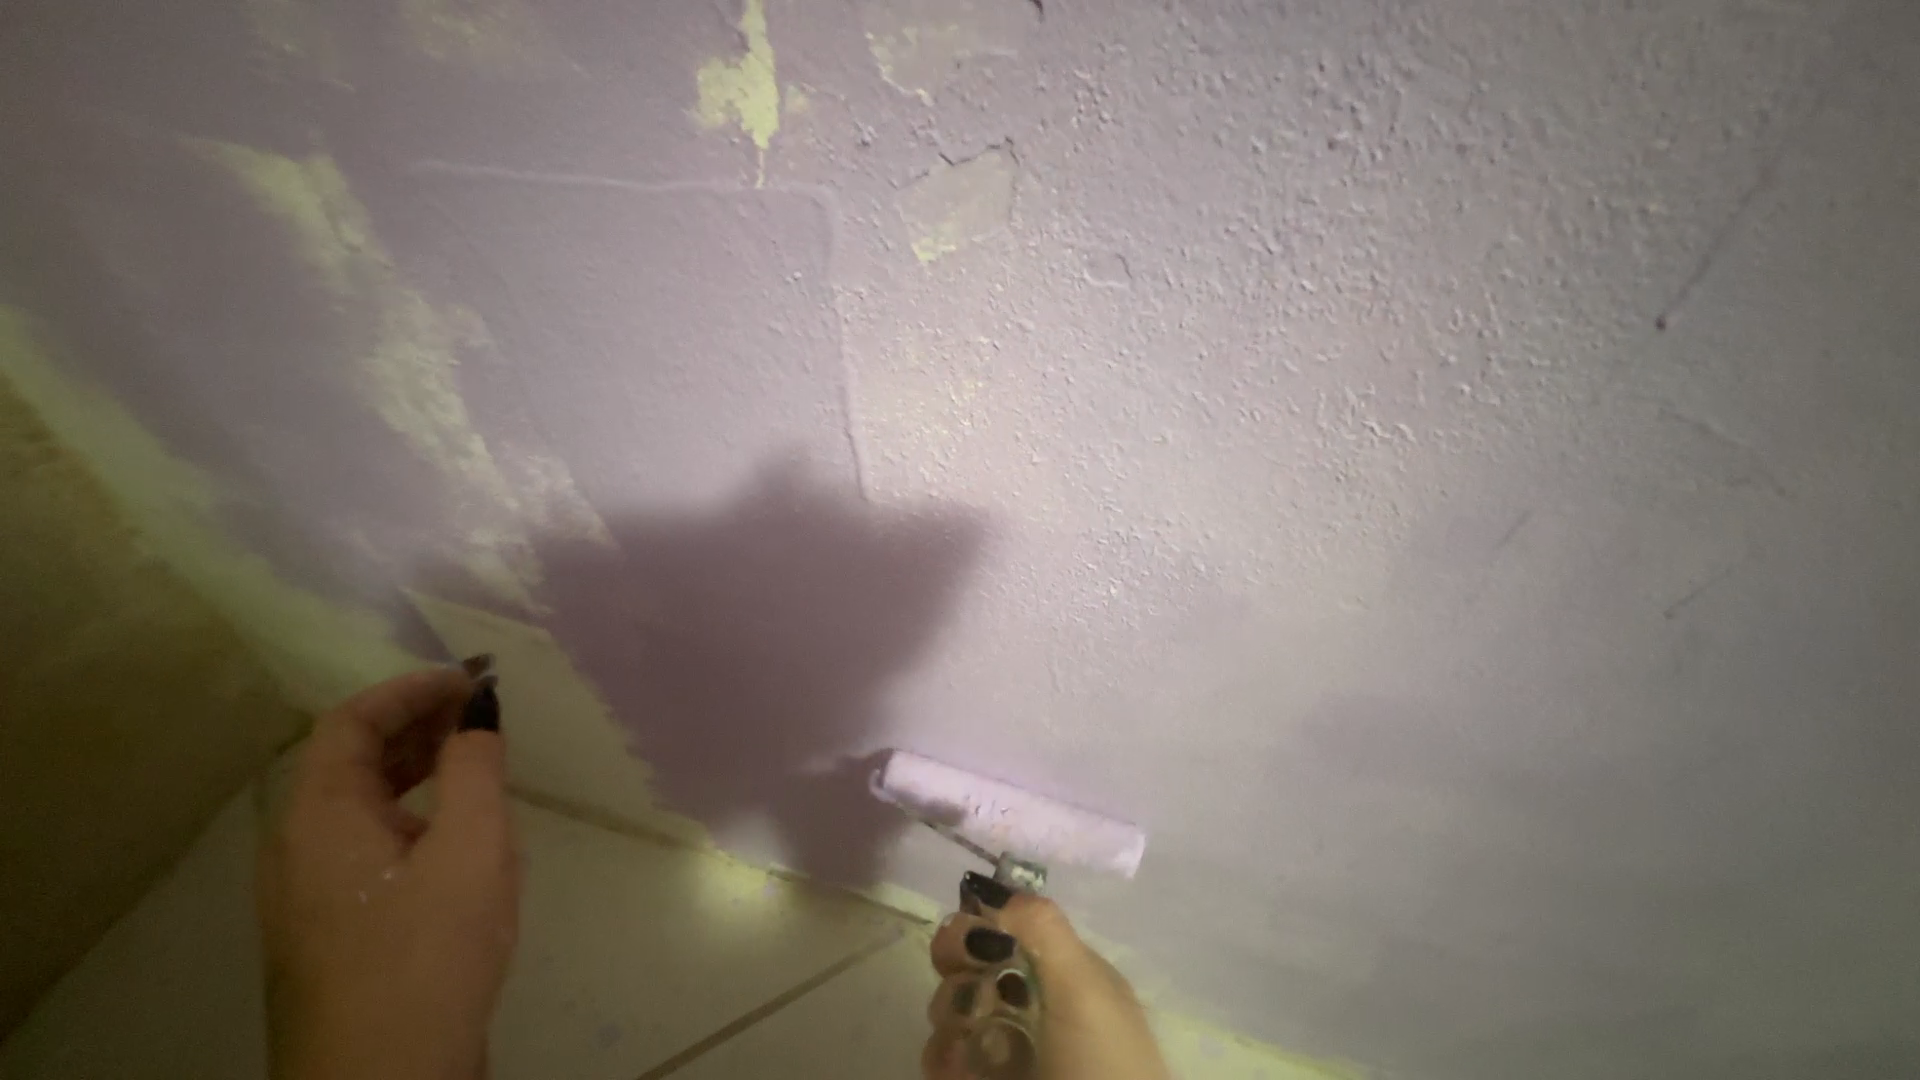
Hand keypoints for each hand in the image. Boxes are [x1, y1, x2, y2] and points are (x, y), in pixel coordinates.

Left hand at [259, 663, 519, 1079]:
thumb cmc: (431, 948)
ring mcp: (310, 891)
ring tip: (477, 753)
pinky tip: (459, 824)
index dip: (411, 689)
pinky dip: (413, 807)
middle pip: (350, 758)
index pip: (350, 723)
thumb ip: (476, 768)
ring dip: (417, 763)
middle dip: (417, 721)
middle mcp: (298, 848)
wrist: (388, 1076)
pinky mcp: (335, 922)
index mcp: (319, 820)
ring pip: (361, 801)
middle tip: (483, 708)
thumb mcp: (472, 846)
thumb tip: (481, 709)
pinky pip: (369, 838)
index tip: (473, 678)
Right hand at [925, 874, 1170, 1079]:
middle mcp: (1030, 1000)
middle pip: (969, 962)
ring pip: (951, 1009)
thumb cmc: (1103, 1066)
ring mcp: (1005, 1046)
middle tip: (975, 1001)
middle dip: (958, 974)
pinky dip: (944, 1060)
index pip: (1005, 924)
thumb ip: (1043, 929)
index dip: (979, 926)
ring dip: (951, 1021)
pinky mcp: (982, 1078)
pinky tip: (958, 1071)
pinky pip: (944, 1057)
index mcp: (1062, 970)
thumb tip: (994, 894)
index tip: (976, 943)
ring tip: (971, 1051)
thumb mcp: (1085, 989)